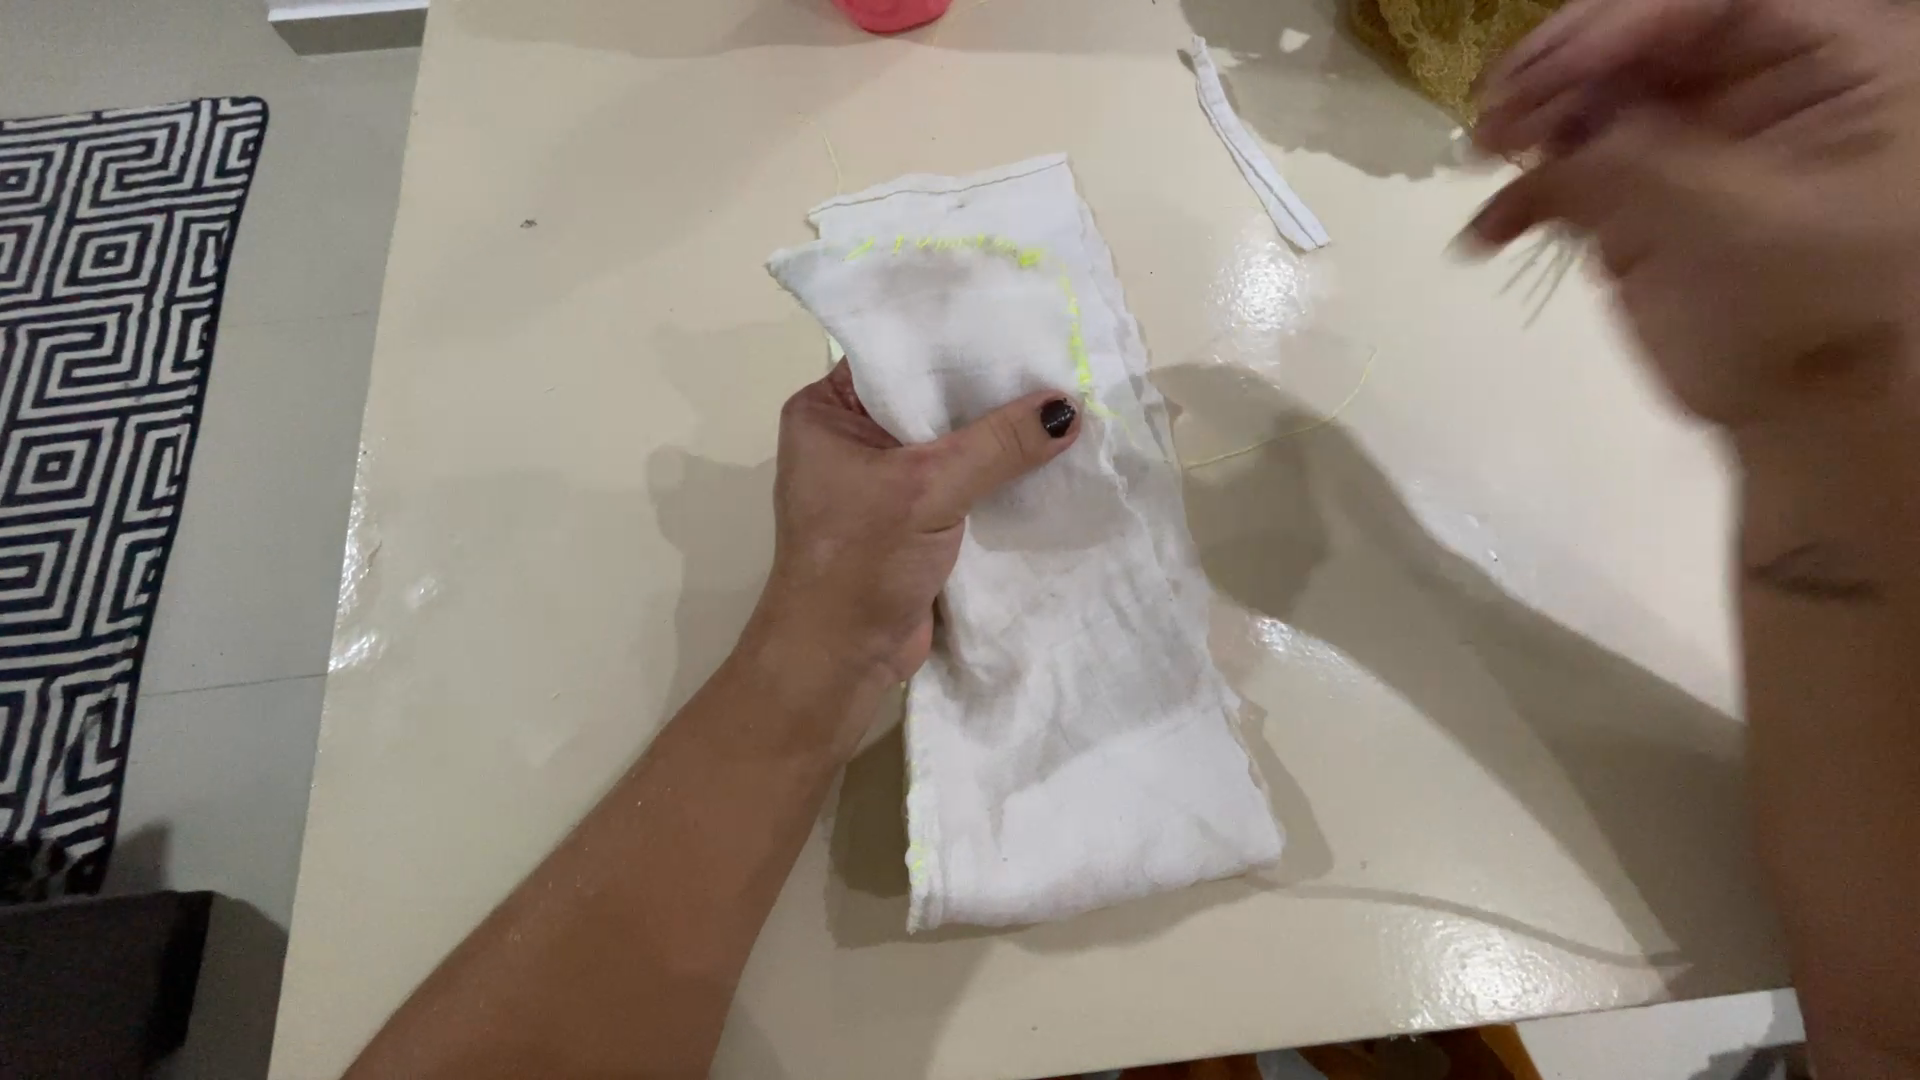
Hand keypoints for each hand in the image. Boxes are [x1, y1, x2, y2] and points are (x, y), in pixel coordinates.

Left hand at [739, 361, 1079, 740]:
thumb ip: (998, 444)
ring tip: (1063, 400)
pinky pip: (959, 478)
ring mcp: (882, 479)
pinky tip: (1045, 455)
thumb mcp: (928, 488)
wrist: (841, 659)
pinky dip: (995, 471)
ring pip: (949, 441)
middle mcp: (852, 437)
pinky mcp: (910, 517)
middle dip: (987, 388)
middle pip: (929, 398)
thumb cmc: (862, 561)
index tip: (1018, 322)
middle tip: (1054, 360)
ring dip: (997, 433)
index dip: (955, 339)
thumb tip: (1068, 409)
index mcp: (827, 411)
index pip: (896, 355)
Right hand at [1466, 0, 1919, 428]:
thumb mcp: (1731, 221)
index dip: (1617, 28)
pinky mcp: (1638, 207)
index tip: (1538, 78)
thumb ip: (1640, 163)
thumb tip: (1555, 132)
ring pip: (1591, 112)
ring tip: (1477, 158)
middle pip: (1639, 49)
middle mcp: (1756, 91)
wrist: (1802, 406)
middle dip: (1558, 76)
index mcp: (1830, 62)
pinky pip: (1565, 183)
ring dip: (1527, 134)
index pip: (1712, 6)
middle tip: (1491, 116)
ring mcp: (1689, 150)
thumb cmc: (1805, 310)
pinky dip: (1519, 205)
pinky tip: (1486, 234)